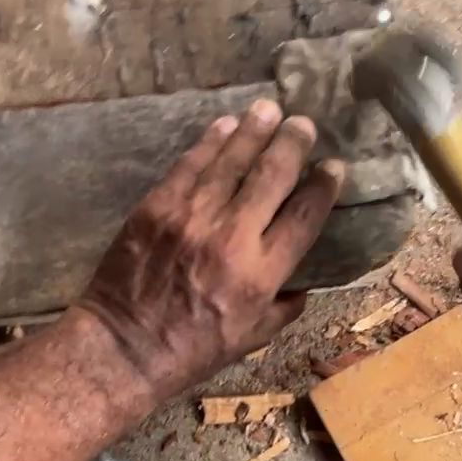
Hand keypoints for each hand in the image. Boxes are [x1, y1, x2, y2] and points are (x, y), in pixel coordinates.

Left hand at [73, 99, 344, 401]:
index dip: (324, 186)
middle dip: (293, 144)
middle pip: (272, 176)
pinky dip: (211, 142)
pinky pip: (190, 165)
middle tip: (304, 124)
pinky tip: (227, 125)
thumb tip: (303, 287)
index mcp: (262, 274)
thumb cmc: (194, 350)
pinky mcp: (157, 207)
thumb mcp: (251, 339)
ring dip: (255, 131)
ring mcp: (193, 217)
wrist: (127, 347)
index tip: (334, 166)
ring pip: (232, 161)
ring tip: (270, 110)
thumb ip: (282, 310)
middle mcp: (233, 237)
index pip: (304, 217)